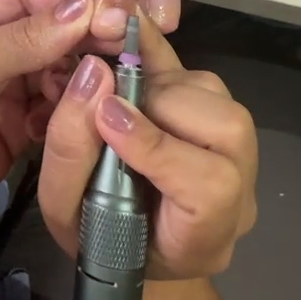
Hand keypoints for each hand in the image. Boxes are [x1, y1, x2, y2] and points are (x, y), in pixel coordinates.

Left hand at [0, 0, 93, 252]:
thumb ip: (19, 40)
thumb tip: (82, 5)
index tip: (112, 9)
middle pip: (51, 32)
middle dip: (82, 38)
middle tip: (123, 48)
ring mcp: (11, 92)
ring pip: (60, 70)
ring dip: (81, 76)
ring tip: (100, 86)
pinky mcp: (25, 131)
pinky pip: (60, 110)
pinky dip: (74, 110)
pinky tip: (84, 115)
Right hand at [38, 19, 257, 279]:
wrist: (129, 241)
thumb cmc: (97, 237)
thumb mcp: (63, 210)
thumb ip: (71, 151)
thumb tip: (92, 73)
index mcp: (203, 239)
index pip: (210, 188)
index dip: (158, 145)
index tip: (106, 119)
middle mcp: (236, 194)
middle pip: (227, 129)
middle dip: (160, 104)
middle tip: (108, 103)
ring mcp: (237, 153)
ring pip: (218, 95)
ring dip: (162, 82)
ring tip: (120, 94)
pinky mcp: (218, 115)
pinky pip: (201, 75)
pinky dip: (161, 58)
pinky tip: (128, 58)